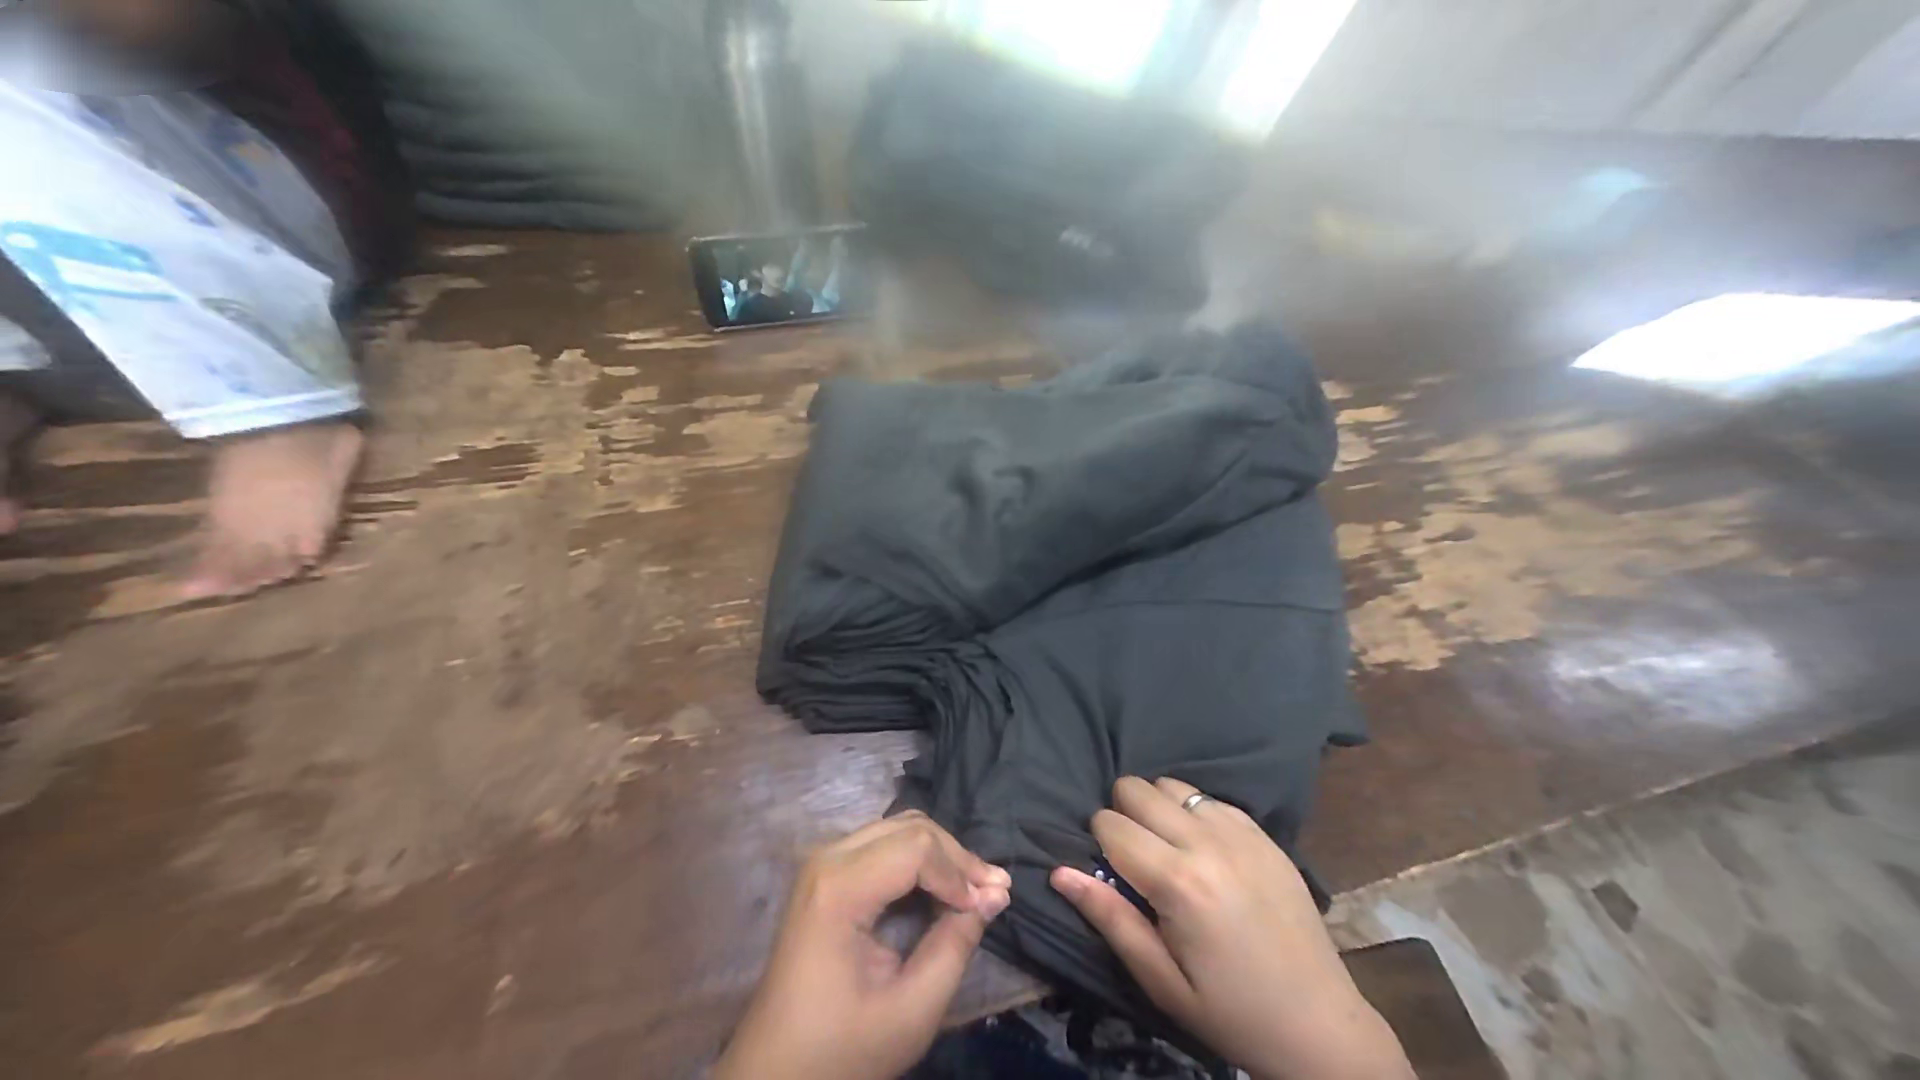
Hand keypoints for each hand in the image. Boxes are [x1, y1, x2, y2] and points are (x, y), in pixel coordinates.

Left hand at [714, 812, 1011, 1079]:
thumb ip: (956, 946)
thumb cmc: (840, 1048)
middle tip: (994, 891)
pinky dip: (918, 860)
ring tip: (975, 889)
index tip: (989, 906)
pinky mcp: (825, 873)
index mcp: (838, 888)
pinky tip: (942, 887)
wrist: (773, 1071)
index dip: (959, 872)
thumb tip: (996, 895)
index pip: (917, 847)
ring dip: (940, 855)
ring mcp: (822, 861)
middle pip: (910, 828)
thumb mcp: (910, 1011)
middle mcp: (827, 857)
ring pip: (898, 829)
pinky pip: (883, 844)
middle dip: (956, 857)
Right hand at [1051, 777, 1412, 1079]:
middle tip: (1136, 857)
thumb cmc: (1230, 1012)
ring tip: (1169, 849)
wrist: (1321, 1026)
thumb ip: (1109, 918)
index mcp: (1178, 882)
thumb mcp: (1160, 980)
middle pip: (1136, 787)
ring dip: (1158, 808)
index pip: (1110, 824)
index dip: (1100, 844)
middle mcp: (1207, 843)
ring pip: (1172, 784)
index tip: (1113, 872)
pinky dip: (1194, 813)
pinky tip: (1205, 850)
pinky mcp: (1265, 835)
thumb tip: (1059, 871)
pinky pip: (1210, 798)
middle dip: (1123, 814)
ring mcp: (1241, 834)